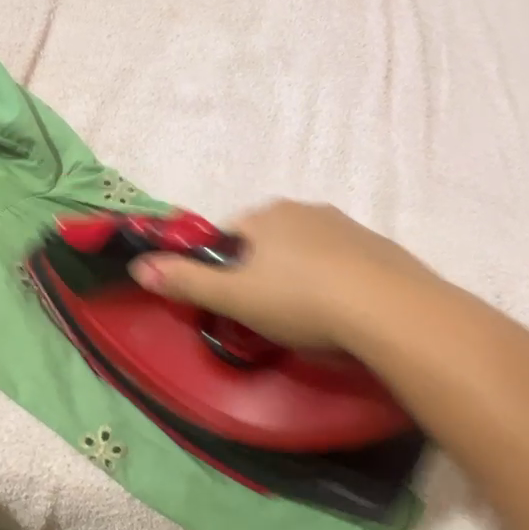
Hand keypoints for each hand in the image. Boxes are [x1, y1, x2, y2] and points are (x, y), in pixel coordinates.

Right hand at [128, 201, 442, 350]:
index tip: (232, 303)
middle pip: (267, 242)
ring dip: (298, 276)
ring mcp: (345, 225)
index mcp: (265, 216)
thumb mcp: (234, 297)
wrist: (388, 309)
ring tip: (306, 319)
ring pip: (305, 251)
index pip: (228, 236)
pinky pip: (340, 263)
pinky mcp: (377, 247)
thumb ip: (186, 282)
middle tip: (267, 316)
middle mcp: (303, 209)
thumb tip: (140, 266)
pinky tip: (339, 313)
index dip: (223, 269)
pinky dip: (333, 282)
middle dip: (261, 272)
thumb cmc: (300, 300)